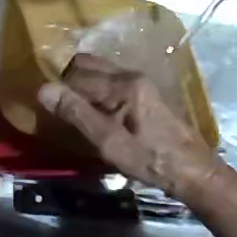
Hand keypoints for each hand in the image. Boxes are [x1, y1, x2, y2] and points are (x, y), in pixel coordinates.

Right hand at [38, 54, 224, 199]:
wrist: (193, 171)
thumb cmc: (149, 159)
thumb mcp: (108, 142)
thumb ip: (76, 113)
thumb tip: (44, 89)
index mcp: (122, 84)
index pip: (76, 75)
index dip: (58, 89)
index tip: (47, 109)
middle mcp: (131, 75)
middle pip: (87, 65)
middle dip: (68, 81)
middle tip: (58, 107)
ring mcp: (141, 82)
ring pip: (100, 72)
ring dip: (82, 84)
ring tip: (73, 110)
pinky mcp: (146, 93)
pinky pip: (112, 80)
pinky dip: (97, 89)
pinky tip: (95, 111)